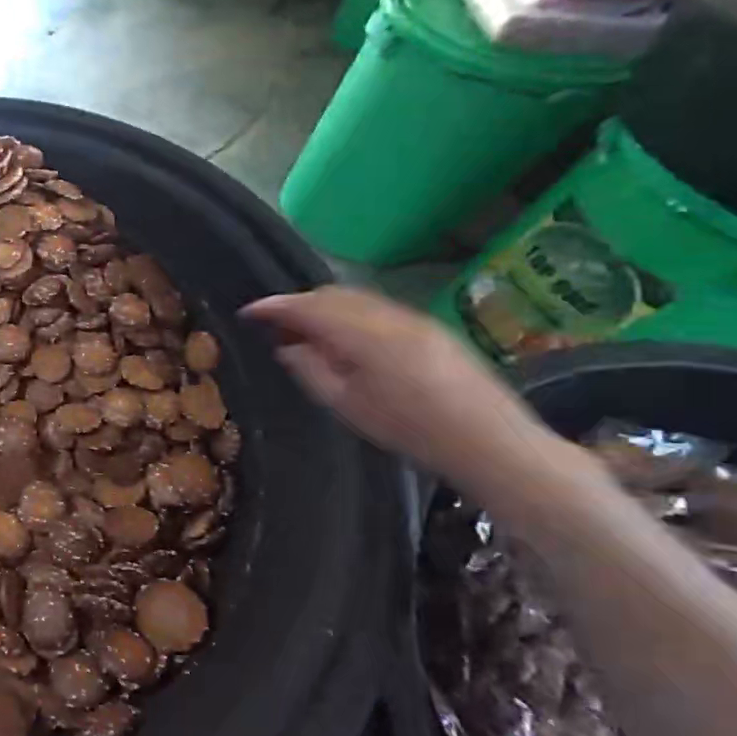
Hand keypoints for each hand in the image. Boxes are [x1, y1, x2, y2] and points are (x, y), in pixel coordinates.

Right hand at [240, 286, 566, 492]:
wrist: (489, 441)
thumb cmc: (410, 431)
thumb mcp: (347, 406)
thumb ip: (311, 370)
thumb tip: (287, 346)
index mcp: (365, 334)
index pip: (309, 307)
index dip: (274, 306)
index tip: (248, 312)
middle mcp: (389, 315)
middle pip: (332, 294)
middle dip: (298, 305)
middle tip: (274, 327)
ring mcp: (413, 317)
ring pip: (355, 298)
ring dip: (324, 308)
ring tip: (304, 334)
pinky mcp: (428, 326)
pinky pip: (375, 308)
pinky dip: (348, 315)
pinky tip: (343, 340)